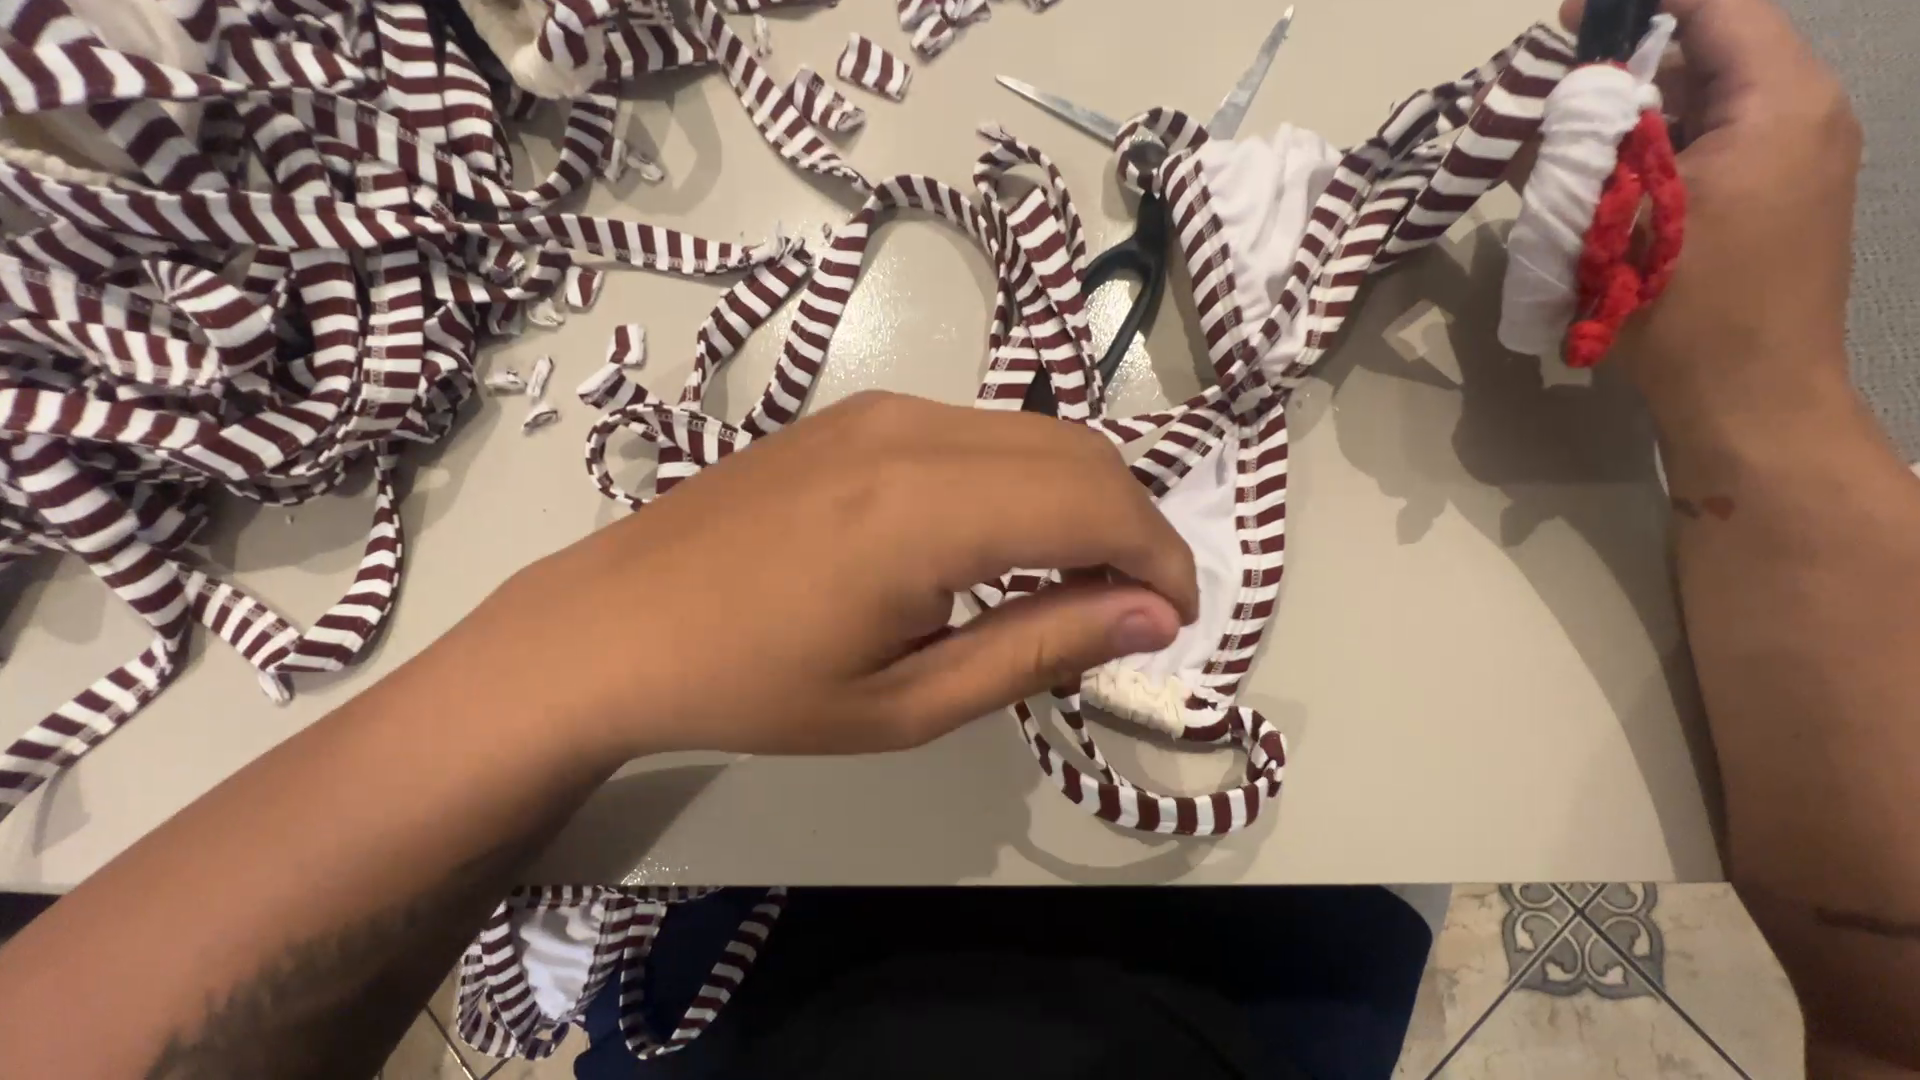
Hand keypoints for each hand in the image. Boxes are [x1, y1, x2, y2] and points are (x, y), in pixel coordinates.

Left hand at [466, 392, 1197, 757]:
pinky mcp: (858, 412)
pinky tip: (1004, 545)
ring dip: (1083, 501)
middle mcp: (913, 430)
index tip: (1174, 619)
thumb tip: (1151, 613)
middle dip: (1134, 527)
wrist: (615, 625)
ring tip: (1074, 585)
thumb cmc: (756, 686)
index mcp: (923, 510)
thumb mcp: (908, 702)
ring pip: (1036, 434)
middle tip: (1131, 610)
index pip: (1097, 505)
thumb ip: (1039, 647)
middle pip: (1081, 454)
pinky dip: (1027, 482)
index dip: (1160, 558)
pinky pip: (982, 432)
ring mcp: (881, 410)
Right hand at [1555, 0, 1861, 432]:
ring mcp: (1793, 161)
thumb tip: (1547, 113)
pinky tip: (1599, 181)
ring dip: (1635, 115)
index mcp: (1779, 104)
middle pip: (1711, 56)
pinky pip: (1710, 150)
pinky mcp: (1773, 201)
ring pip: (1705, 107)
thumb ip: (1584, 153)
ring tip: (1561, 140)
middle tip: (1549, 92)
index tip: (1568, 20)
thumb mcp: (1616, 224)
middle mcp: (1801, 116)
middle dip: (1628, 65)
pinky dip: (1654, 151)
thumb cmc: (1682, 308)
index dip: (1642, 4)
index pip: (1718, 9)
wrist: (1748, 395)